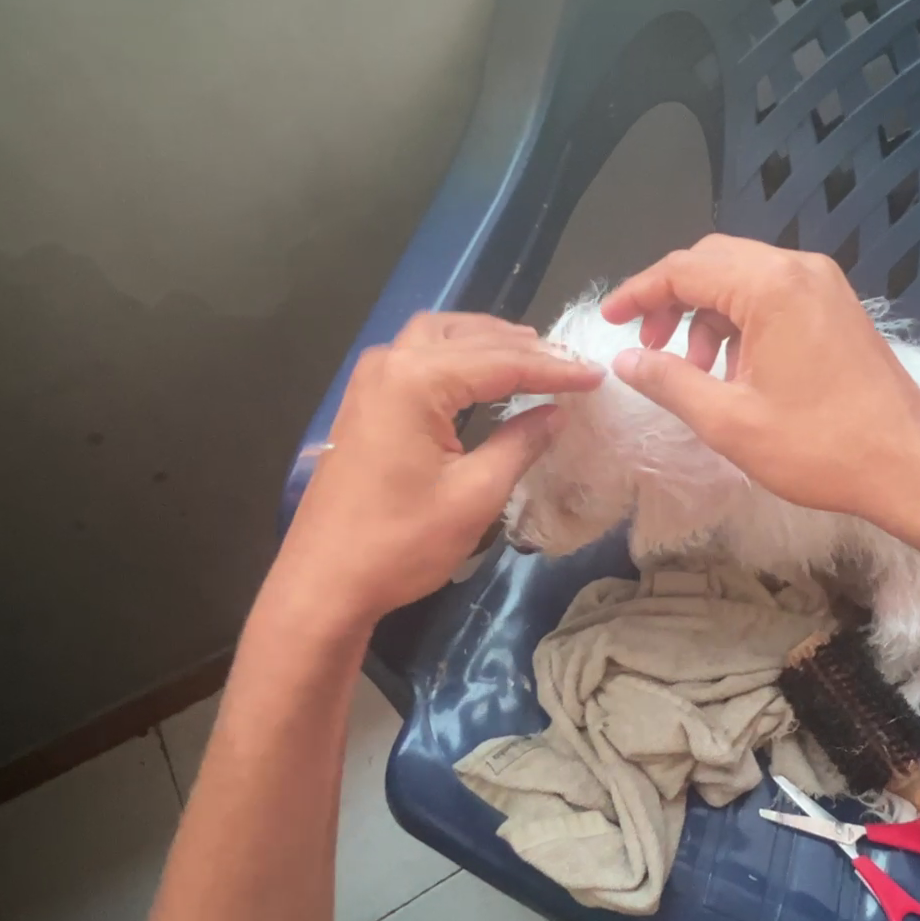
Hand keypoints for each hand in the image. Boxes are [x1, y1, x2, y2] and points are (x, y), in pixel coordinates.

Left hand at [259, 313, 603, 641]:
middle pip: (468, 337)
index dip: (553, 369)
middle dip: (523, 348)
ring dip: (486, 342)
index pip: (500, 363)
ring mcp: (370, 381)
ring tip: (532, 357)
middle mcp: (390, 365)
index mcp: (416, 381)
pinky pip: (418, 357)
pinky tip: (481, 373)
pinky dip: (457, 355)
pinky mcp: (365, 403)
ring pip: (438, 337)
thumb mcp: (474, 496)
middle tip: (569, 365)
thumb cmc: (401, 543)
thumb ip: (519, 444)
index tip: (595, 376)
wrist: (324, 583)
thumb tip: (555, 413)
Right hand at [600, 235, 919, 527]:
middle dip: (671, 300)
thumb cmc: (816, 447)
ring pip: (742, 278)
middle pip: (712, 262)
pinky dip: (740, 322)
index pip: (683, 270)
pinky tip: (736, 370)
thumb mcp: (728, 421)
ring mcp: (823, 285)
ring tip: (695, 372)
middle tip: (650, 348)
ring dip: (706, 315)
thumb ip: (668, 382)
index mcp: (769, 287)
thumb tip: (624, 361)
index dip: (637, 293)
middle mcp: (798, 269)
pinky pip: (772, 295)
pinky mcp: (836, 306)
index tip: (608, 321)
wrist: (907, 466)